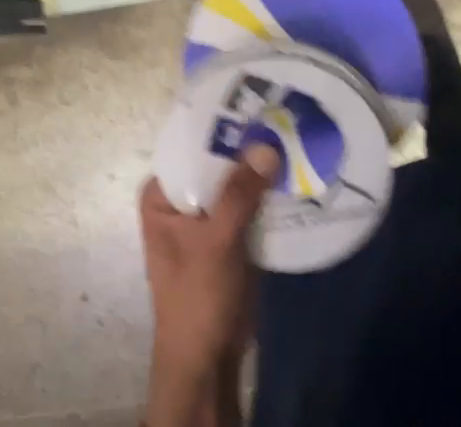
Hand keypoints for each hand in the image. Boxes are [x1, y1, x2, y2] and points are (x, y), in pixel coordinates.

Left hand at [140, 143, 280, 426]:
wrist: (208, 358)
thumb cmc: (197, 298)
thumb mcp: (215, 243)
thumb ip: (238, 194)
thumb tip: (266, 145)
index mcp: (161, 196)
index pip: (190, 145)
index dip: (222, 125)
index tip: (257, 101)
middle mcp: (181, 200)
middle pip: (217, 162)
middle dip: (248, 146)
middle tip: (286, 116)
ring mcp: (207, 218)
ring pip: (237, 182)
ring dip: (262, 169)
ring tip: (298, 137)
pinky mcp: (231, 235)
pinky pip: (251, 203)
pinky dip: (269, 193)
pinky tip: (298, 174)